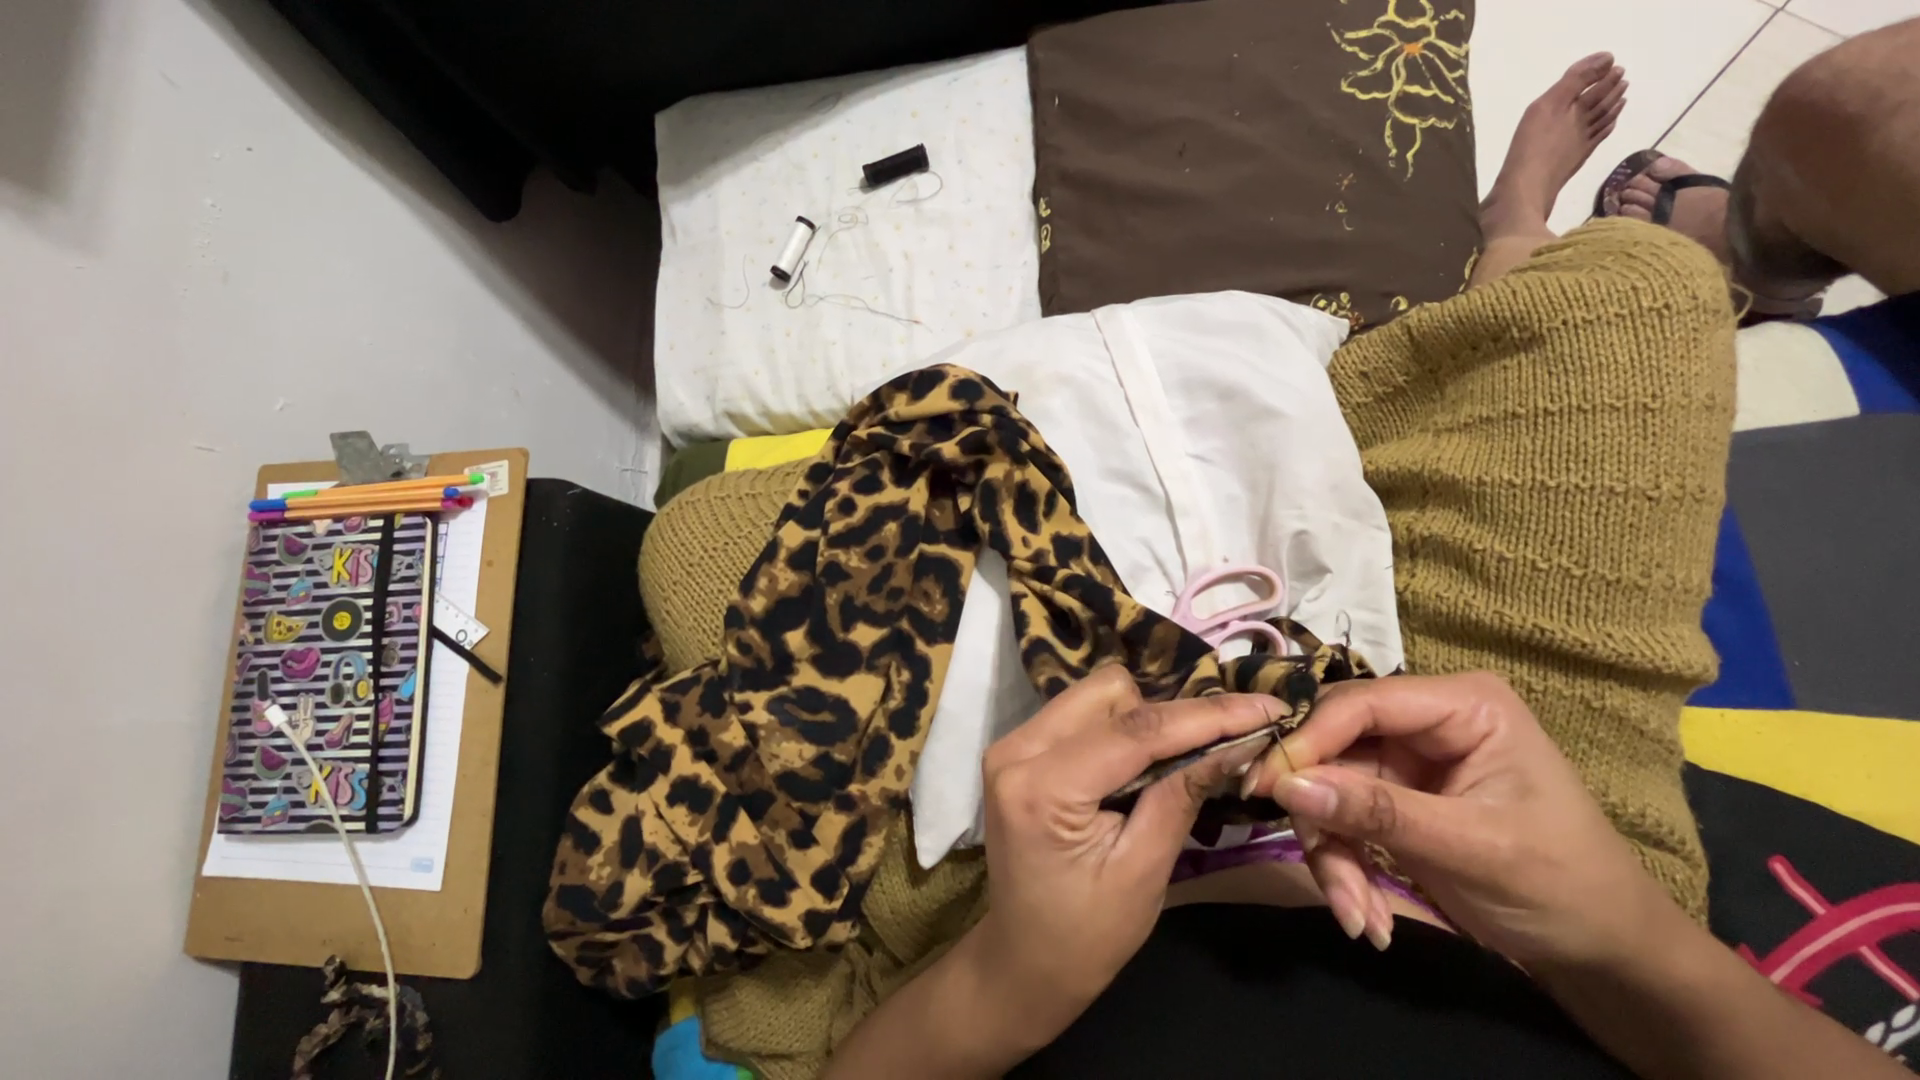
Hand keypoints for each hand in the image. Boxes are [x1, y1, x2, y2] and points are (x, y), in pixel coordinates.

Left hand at [975, 666, 1281, 1026]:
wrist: (1025, 961)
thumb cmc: (1086, 934)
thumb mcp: (1144, 869)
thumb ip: (1183, 794)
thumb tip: (1238, 740)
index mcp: (1042, 786)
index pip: (1136, 729)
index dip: (1208, 715)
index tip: (1268, 707)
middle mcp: (1016, 749)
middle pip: (1110, 692)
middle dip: (1169, 716)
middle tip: (1214, 750)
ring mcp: (1011, 745)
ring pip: (1095, 695)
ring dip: (1142, 721)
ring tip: (1171, 767)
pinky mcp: (1017, 750)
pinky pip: (1079, 713)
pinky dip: (1117, 730)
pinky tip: (1139, 767)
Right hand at [1242, 672, 1670, 969]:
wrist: (1602, 952)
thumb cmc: (1562, 886)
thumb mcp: (1472, 848)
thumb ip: (1377, 812)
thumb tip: (1285, 786)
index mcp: (1462, 705)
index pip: (1361, 703)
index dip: (1309, 740)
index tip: (1265, 787)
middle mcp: (1424, 721)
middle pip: (1333, 743)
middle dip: (1320, 811)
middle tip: (1317, 863)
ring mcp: (1404, 760)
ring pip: (1325, 786)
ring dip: (1333, 853)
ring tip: (1358, 916)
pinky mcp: (1389, 798)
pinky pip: (1338, 819)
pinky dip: (1344, 866)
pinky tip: (1367, 916)